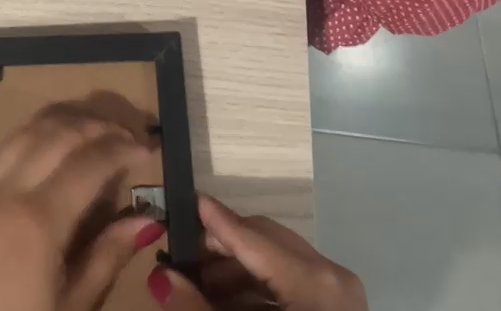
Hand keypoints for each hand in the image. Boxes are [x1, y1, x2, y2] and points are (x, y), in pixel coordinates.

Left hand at [0, 97, 163, 310]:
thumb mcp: (69, 308)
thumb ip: (106, 257)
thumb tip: (147, 218)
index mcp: (37, 220)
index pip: (89, 162)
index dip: (123, 148)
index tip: (150, 148)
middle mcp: (7, 192)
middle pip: (58, 134)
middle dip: (99, 126)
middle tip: (130, 135)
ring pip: (28, 131)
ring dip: (66, 121)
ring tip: (98, 130)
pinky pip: (8, 149)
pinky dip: (39, 134)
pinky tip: (56, 147)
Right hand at [147, 195, 366, 309]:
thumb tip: (161, 277)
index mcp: (314, 282)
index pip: (254, 238)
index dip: (218, 221)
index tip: (188, 200)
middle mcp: (332, 277)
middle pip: (266, 243)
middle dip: (222, 248)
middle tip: (182, 256)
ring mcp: (338, 294)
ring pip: (277, 263)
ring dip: (236, 271)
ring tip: (197, 286)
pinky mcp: (335, 310)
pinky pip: (291, 285)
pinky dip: (257, 290)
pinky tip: (225, 303)